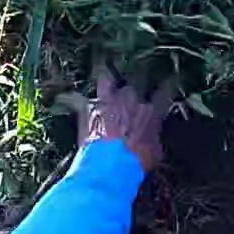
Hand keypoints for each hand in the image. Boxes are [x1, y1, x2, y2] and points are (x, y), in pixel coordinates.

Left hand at [59, 66, 174, 171]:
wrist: (112, 166)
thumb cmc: (137, 163)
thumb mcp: (155, 153)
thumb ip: (155, 139)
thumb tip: (154, 139)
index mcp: (151, 111)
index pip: (164, 91)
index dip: (168, 83)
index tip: (169, 79)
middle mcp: (131, 99)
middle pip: (136, 77)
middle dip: (137, 74)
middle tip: (135, 74)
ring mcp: (109, 101)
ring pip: (107, 76)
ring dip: (105, 74)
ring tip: (103, 67)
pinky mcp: (88, 108)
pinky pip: (75, 98)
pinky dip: (70, 98)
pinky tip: (64, 96)